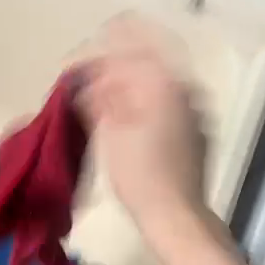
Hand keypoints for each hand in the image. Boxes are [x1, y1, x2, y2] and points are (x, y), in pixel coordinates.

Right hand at [78, 18, 214, 234]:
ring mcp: (194, 110)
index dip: (95, 55)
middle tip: (81, 85)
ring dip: (124, 88)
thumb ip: (98, 100)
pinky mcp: (195, 131)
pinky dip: (139, 105)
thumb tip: (85, 85)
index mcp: (165, 82)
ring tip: (96, 103)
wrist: (177, 215)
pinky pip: (164, 104)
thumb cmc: (140, 176)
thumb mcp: (110, 135)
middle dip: (110, 70)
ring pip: (154, 85)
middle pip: (144, 62)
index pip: (128, 48)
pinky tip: (121, 121)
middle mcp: (185, 87)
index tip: (70, 68)